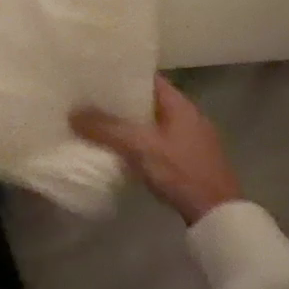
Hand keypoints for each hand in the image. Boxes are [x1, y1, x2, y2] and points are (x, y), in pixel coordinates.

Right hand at [70, 75, 243, 224]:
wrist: (216, 215)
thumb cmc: (180, 171)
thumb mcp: (139, 147)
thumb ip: (105, 128)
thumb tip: (71, 113)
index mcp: (180, 105)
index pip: (148, 78)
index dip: (122, 73)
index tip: (94, 73)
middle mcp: (187, 116)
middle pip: (147, 100)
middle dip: (119, 99)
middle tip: (87, 97)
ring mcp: (189, 139)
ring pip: (149, 122)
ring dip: (126, 122)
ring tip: (94, 120)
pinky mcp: (187, 160)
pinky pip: (154, 141)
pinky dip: (135, 140)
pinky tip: (116, 147)